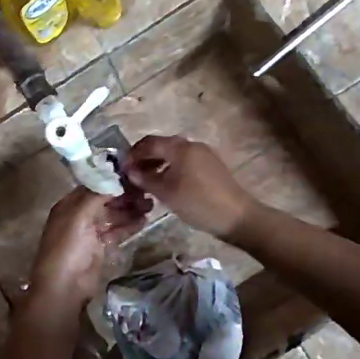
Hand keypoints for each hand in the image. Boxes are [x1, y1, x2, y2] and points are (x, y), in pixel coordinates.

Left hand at [30, 187, 149, 301]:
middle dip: (125, 196)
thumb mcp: (79, 216)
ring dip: (130, 209)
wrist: (64, 287)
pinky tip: (144, 220)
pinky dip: (129, 225)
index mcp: (69, 205)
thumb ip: (96, 196)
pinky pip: (117, 230)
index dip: (113, 180)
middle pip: (106, 200)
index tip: (134, 176)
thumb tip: (115, 177)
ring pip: (113, 215)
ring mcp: (90, 231)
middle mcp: (79, 215)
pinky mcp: (100, 246)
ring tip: (150, 206)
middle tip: (146, 192)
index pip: (94, 185)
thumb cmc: (68, 248)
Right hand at [125, 135, 261, 238]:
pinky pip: (186, 161)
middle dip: (145, 158)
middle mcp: (192, 145)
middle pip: (162, 146)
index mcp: (180, 147)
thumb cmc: (198, 203)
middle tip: (132, 176)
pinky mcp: (212, 165)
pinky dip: (172, 168)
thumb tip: (130, 171)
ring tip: (147, 182)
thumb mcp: (167, 193)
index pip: (149, 142)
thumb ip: (145, 179)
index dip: (133, 154)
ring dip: (158, 164)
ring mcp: (204, 154)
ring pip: (174, 154)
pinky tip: (167, 184)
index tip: (122, 169)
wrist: (237, 216)